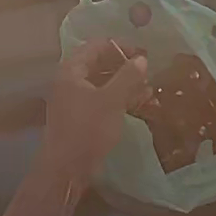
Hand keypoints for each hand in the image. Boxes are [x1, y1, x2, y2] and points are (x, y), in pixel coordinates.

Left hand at [43, 39, 147, 183]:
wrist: (66, 170)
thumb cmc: (87, 129)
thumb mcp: (112, 100)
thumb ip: (128, 76)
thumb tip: (142, 58)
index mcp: (72, 70)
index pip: (97, 45)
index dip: (121, 47)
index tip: (143, 55)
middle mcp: (71, 81)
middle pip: (101, 63)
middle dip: (126, 67)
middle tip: (148, 72)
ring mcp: (75, 99)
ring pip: (104, 83)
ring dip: (126, 84)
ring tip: (149, 89)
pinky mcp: (82, 116)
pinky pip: (103, 99)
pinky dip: (120, 99)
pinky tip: (140, 103)